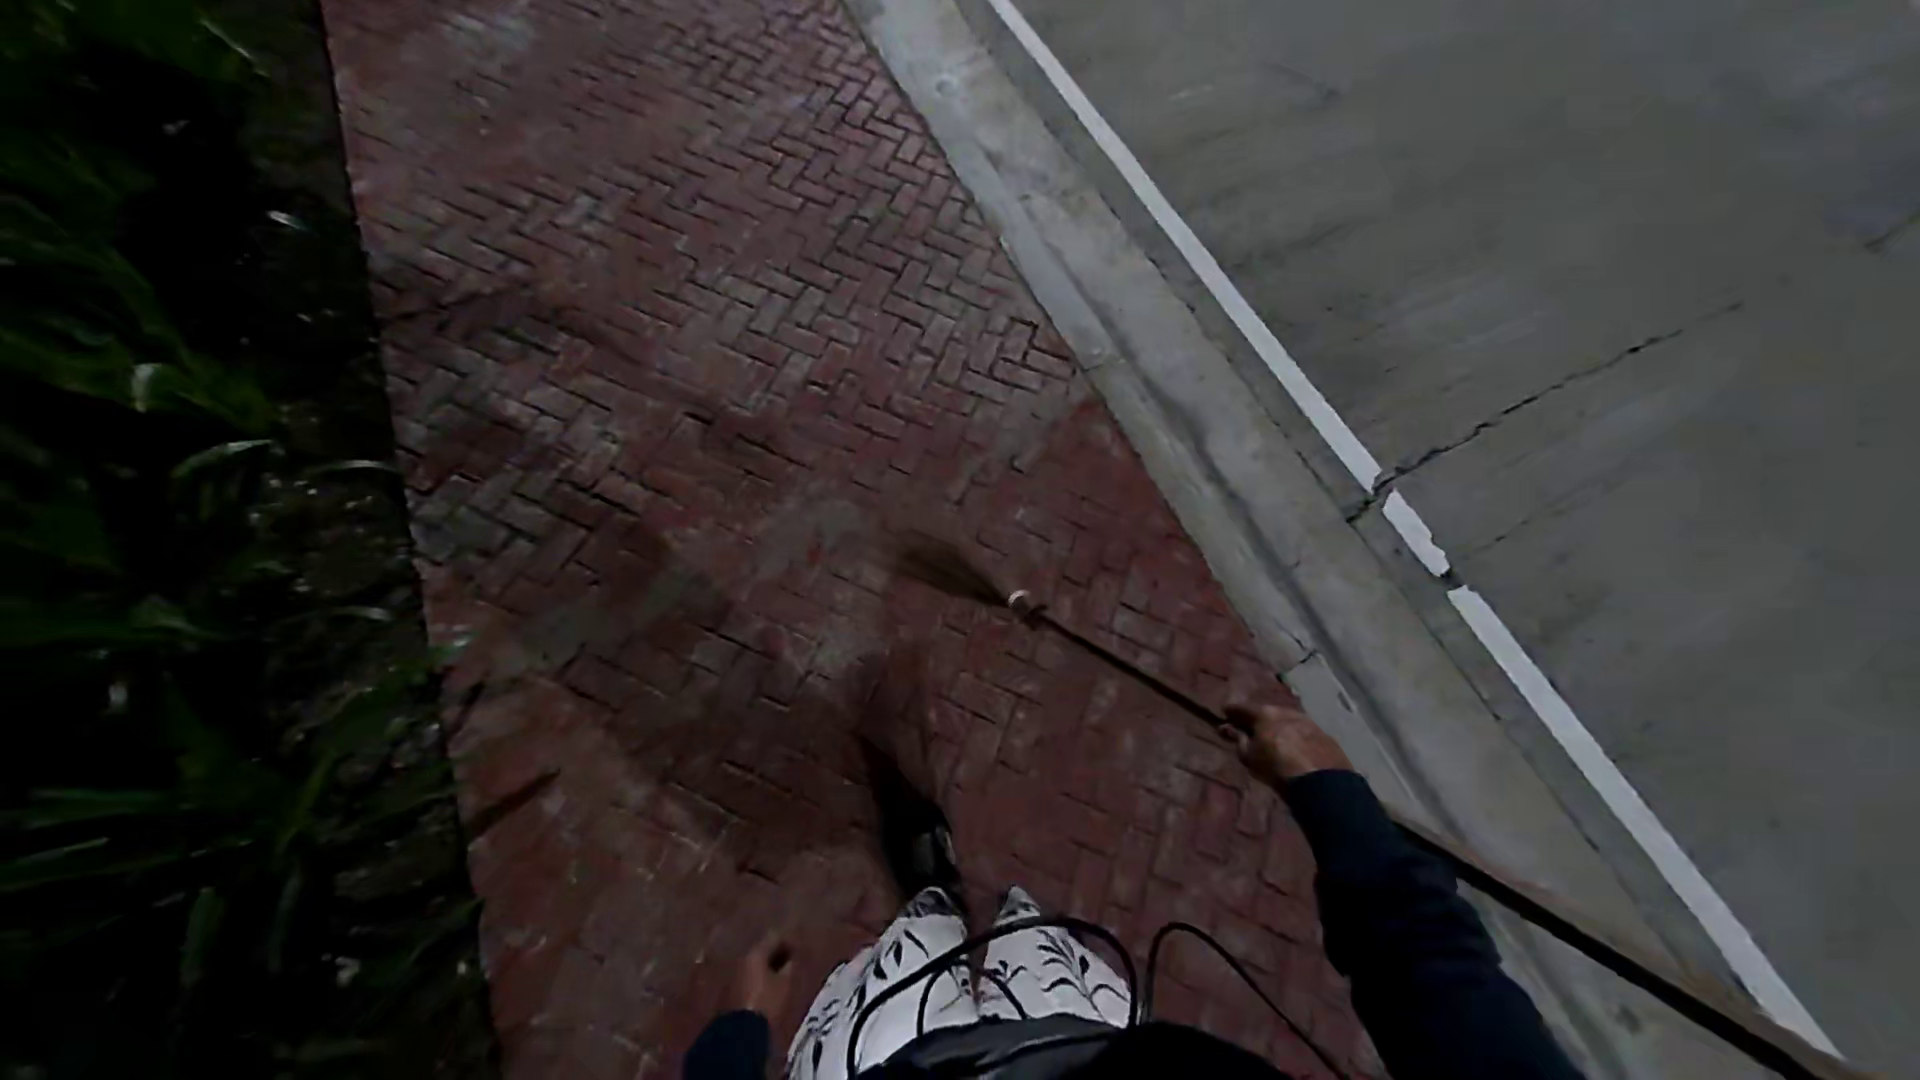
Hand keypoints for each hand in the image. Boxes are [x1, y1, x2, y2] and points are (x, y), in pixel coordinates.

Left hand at [732, 930, 794, 1017]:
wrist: (736, 1037)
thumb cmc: (765, 1004)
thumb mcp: (784, 985)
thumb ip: (788, 968)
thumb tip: (789, 960)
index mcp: (755, 954)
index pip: (774, 938)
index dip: (788, 942)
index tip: (797, 950)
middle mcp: (739, 960)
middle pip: (760, 951)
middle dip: (774, 955)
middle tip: (788, 962)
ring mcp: (730, 977)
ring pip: (750, 967)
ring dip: (763, 969)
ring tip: (776, 978)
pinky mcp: (725, 994)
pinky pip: (743, 980)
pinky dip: (754, 981)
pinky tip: (762, 990)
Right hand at [1225, 701, 1352, 785]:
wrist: (1321, 783)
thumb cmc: (1276, 768)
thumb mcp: (1249, 757)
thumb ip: (1239, 740)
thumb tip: (1229, 728)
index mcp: (1264, 713)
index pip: (1242, 708)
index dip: (1232, 711)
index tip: (1225, 713)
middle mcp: (1286, 711)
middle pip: (1267, 712)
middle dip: (1258, 719)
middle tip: (1252, 728)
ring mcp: (1308, 721)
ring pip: (1287, 721)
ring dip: (1279, 727)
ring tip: (1275, 738)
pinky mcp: (1325, 735)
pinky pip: (1303, 732)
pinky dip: (1296, 736)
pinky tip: (1295, 747)